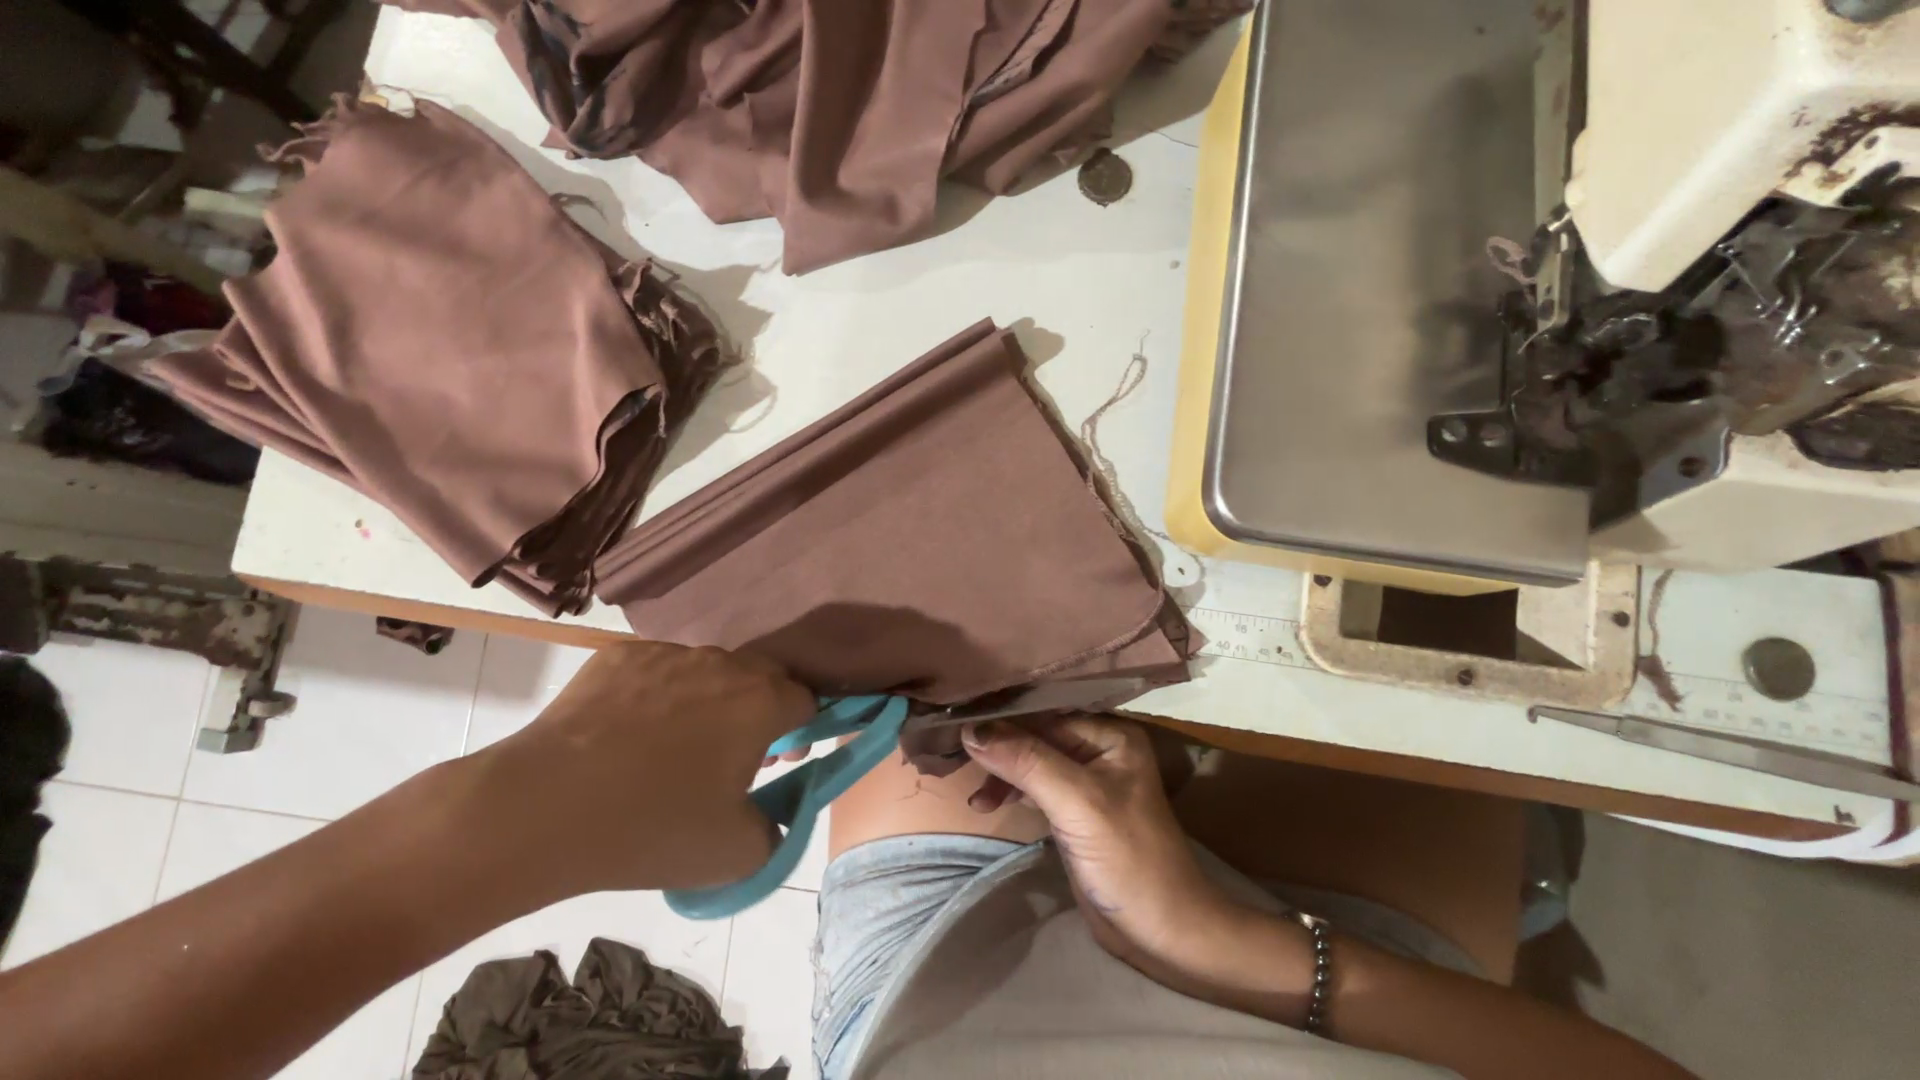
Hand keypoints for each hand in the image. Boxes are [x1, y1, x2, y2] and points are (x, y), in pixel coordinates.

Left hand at [458, 642, 813, 897]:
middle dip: (759, 711)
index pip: (806, 700)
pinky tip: (626, 737)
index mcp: (759, 703)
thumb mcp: (737, 855)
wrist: (542, 809)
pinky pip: (655, 672)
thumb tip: (771, 816)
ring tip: (671, 749)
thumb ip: (777, 830)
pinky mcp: (615, 657)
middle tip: (732, 757)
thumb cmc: (651, 829)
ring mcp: (665, 654)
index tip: (779, 761)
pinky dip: (656, 696)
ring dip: (708, 701)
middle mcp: (720, 664)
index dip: (800, 731)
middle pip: (761, 677)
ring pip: (706, 672)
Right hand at [960, 717, 1242, 977]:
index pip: (1044, 713)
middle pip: (1035, 734)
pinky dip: (1010, 792)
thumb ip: (1026, 761)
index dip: (1001, 718)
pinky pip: (1034, 787)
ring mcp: (1087, 782)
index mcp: (1111, 735)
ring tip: (974, 796)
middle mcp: (1099, 749)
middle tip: (953, 758)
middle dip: (996, 746)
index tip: (955, 723)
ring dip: (1000, 772)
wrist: (1163, 932)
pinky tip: (986, 804)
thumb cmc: (1128, 860)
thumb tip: (970, 730)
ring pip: (1030, 761)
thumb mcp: (1077, 803)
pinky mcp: (1075, 812)